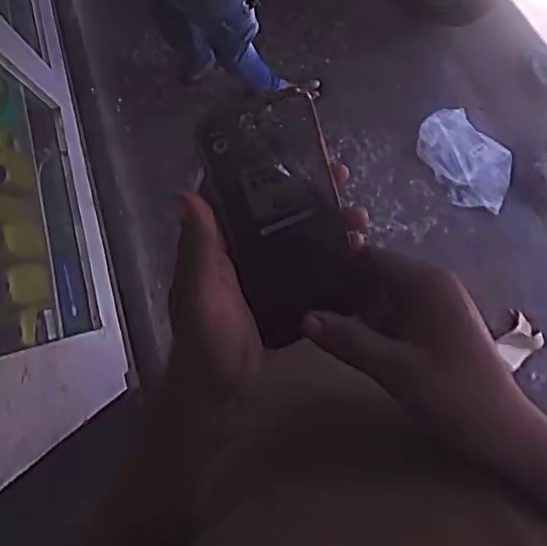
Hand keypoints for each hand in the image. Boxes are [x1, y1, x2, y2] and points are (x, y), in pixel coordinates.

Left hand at [164, 166, 368, 405]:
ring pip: (297, 236)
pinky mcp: (284, 295)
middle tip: (340, 177)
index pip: (234, 194)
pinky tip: (357, 251)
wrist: (221, 394)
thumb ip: (197, 247)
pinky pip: (310, 267)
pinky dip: (331, 256)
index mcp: (215, 243)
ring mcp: (263, 273)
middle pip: (273, 210)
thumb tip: (187, 195)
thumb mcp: (197, 291)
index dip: (258, 170)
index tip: (290, 151)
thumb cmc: (203, 341)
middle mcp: (239, 250)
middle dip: (306, 191)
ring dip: (326, 221)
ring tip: (358, 216)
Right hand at [303, 248, 543, 468]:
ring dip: (352, 308)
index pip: (368, 254)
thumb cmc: (458, 398)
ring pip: (379, 295)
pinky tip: (344, 338)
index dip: (333, 259)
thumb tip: (305, 317)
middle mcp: (430, 283)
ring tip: (313, 317)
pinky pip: (392, 313)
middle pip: (372, 273)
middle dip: (339, 286)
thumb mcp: (397, 371)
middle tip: (299, 297)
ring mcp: (434, 304)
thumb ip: (349, 341)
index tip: (298, 269)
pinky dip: (370, 323)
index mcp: (425, 282)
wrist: (511, 439)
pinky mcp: (434, 325)